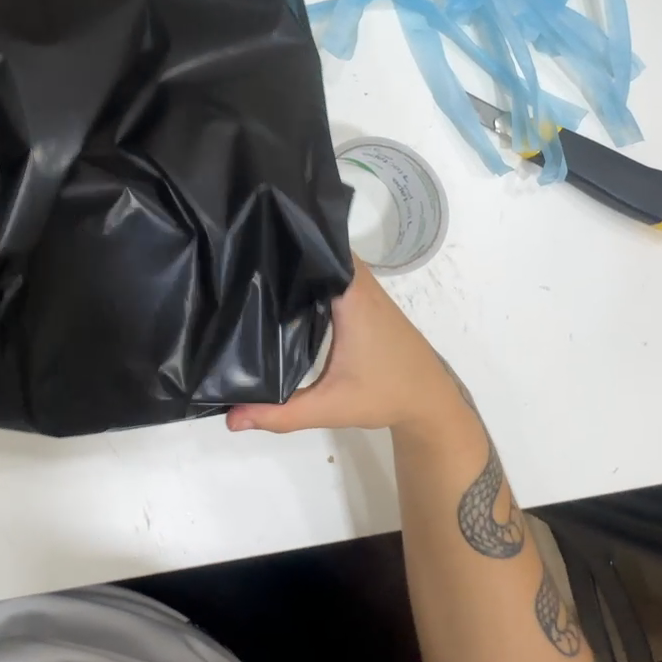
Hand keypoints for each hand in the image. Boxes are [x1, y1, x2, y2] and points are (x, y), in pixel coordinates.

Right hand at [226, 258, 467, 434]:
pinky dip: (308, 272)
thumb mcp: (330, 407)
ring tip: (251, 263)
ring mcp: (363, 285)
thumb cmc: (385, 396)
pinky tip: (280, 285)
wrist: (430, 401)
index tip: (245, 244)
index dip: (280, 242)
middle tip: (237, 253)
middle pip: (313, 246)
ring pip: (322, 256)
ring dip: (293, 259)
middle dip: (279, 247)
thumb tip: (231, 420)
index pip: (313, 248)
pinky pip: (331, 270)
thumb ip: (281, 414)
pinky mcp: (363, 294)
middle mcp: (357, 280)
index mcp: (350, 295)